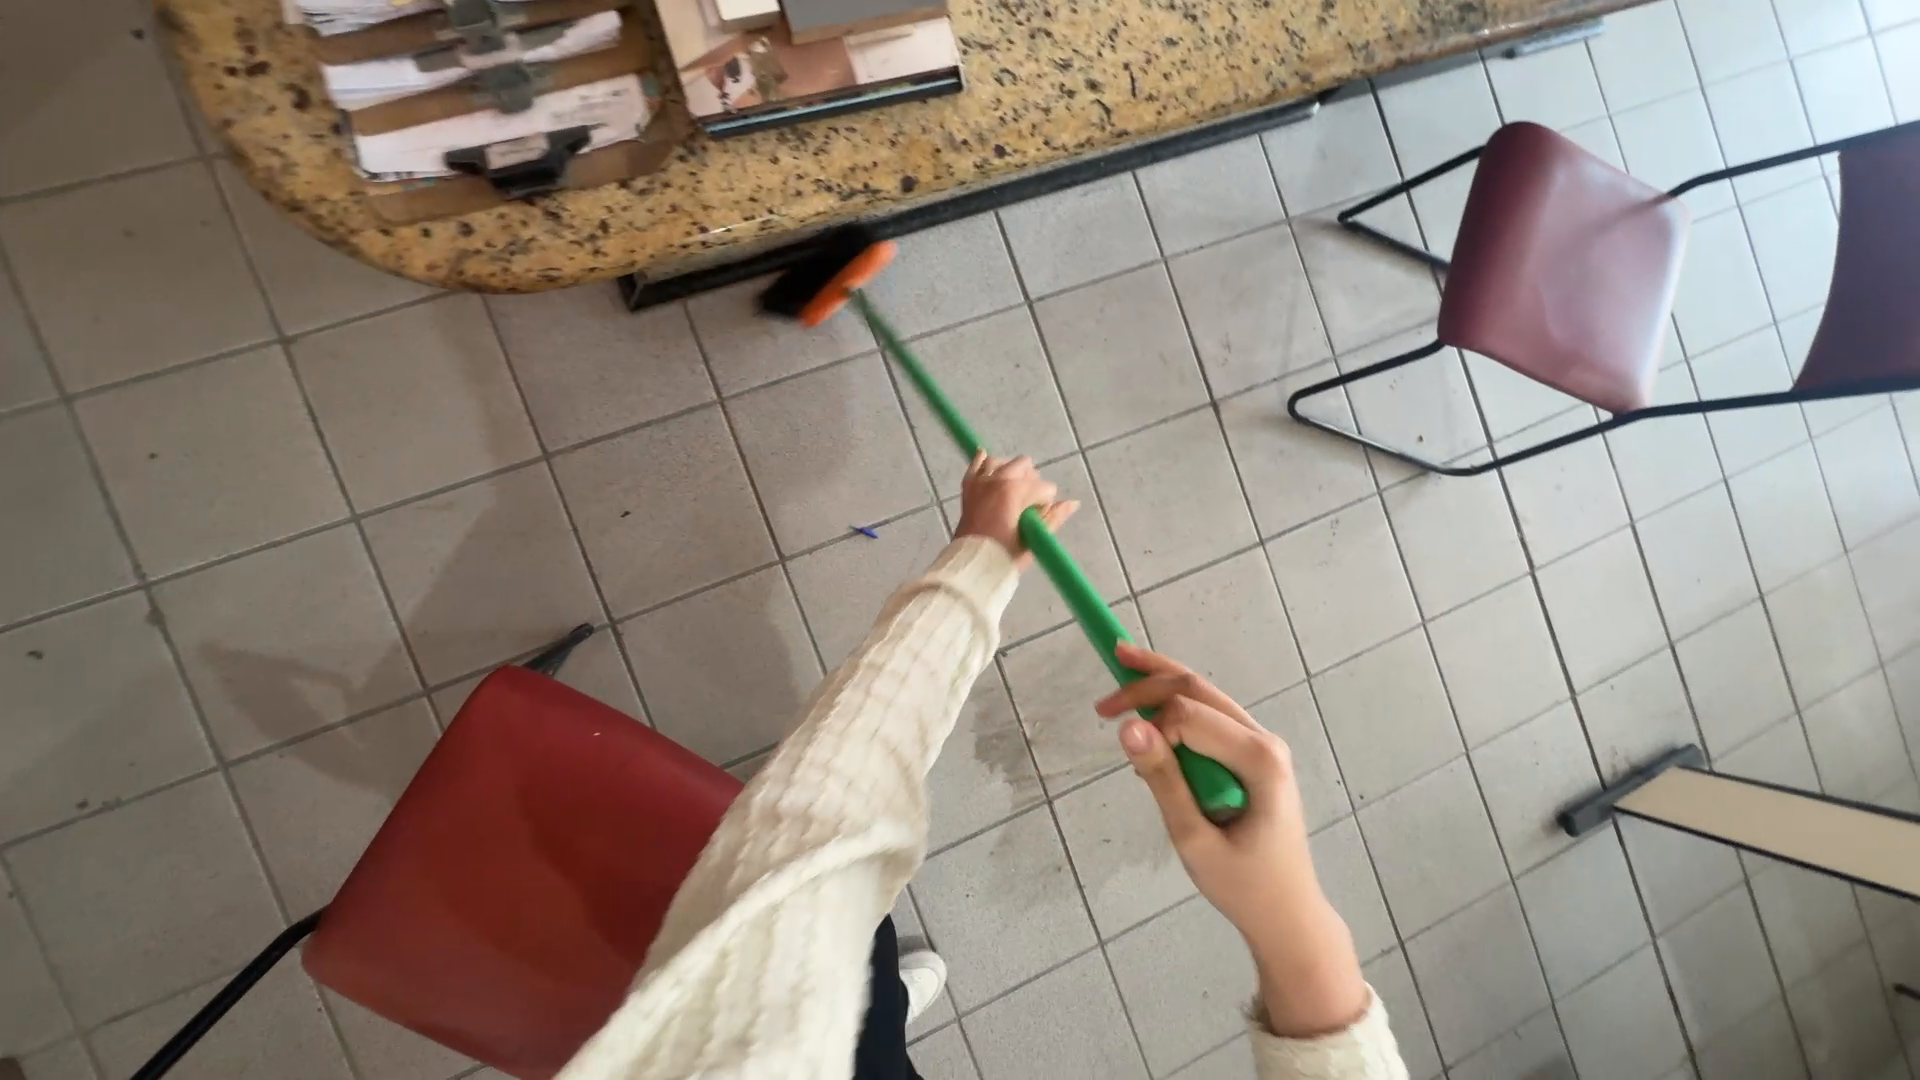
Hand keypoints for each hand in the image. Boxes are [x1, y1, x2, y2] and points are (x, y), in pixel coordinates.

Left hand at [953, 452, 1077, 570]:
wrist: (972, 564)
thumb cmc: (1005, 555)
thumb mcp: (1033, 538)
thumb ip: (1053, 517)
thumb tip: (1073, 503)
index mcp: (1016, 491)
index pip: (1045, 487)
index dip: (1045, 502)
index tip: (1038, 518)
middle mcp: (998, 480)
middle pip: (1025, 466)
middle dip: (1032, 481)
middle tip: (1029, 503)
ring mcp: (981, 482)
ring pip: (1000, 461)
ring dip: (1010, 469)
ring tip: (1014, 484)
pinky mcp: (968, 488)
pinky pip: (975, 465)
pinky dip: (981, 460)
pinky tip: (985, 456)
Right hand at [1096, 643, 1369, 1037]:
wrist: (1289, 916)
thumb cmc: (1244, 886)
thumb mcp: (1193, 838)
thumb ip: (1162, 779)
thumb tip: (1128, 727)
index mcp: (1259, 760)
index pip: (1189, 715)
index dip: (1149, 722)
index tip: (1123, 748)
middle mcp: (1264, 740)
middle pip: (1197, 688)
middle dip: (1149, 680)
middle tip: (1106, 684)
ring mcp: (1262, 745)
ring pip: (1204, 695)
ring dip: (1161, 686)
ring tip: (1122, 671)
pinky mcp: (1253, 755)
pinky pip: (1210, 718)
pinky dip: (1175, 709)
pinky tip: (1149, 709)